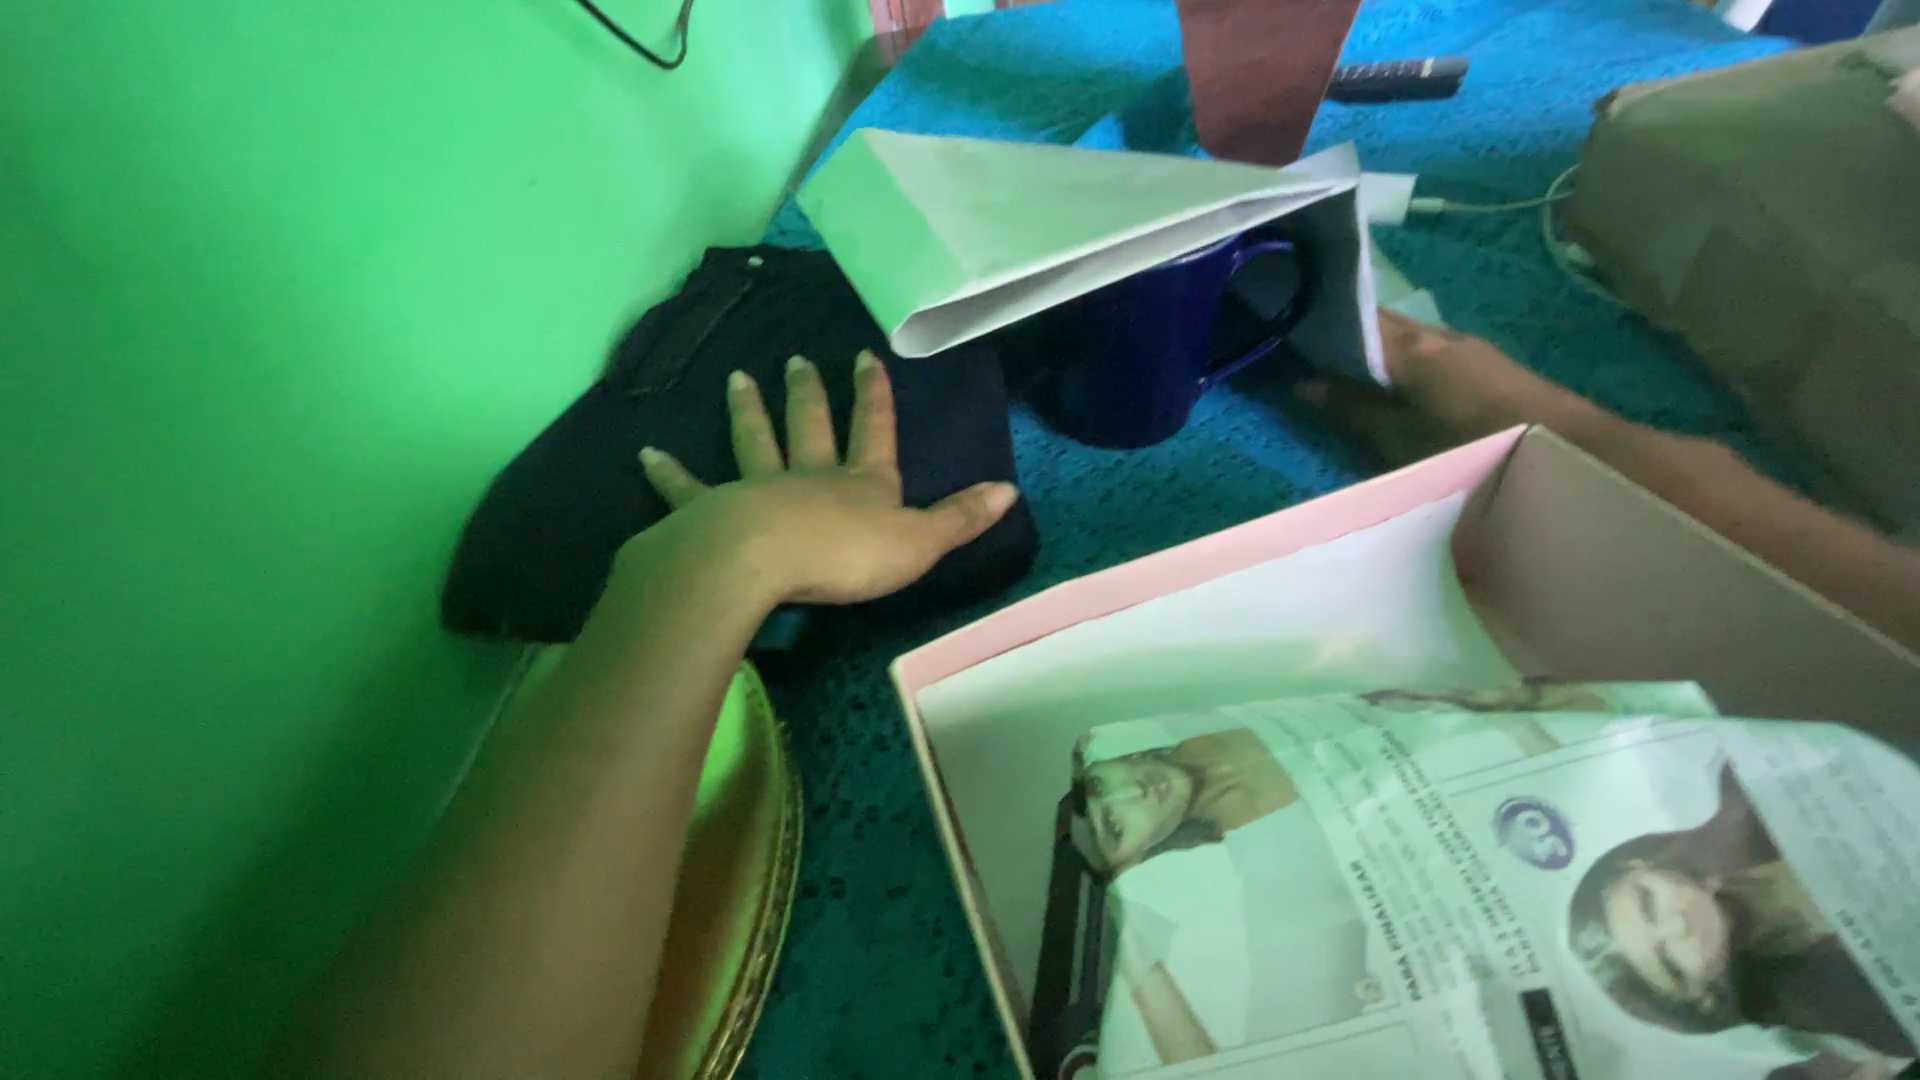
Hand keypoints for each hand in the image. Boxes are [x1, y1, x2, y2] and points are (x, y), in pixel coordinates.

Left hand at [636, 351, 1019, 605]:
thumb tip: (1010, 490)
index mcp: (861, 484)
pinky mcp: (716, 513)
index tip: (866, 356)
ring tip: (738, 379)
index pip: (873, 431)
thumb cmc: (848, 554)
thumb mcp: (919, 542)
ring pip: (756, 443)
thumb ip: (960, 519)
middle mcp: (810, 477)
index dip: (873, 397)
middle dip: (809, 394)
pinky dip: (669, 474)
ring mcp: (760, 491)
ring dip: (749, 412)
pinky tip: (646, 454)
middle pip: (811, 427)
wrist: (767, 562)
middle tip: (796, 360)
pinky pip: (690, 489)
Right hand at [1297, 308, 1614, 465]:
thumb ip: (1352, 409)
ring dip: (1378, 346)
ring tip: (1347, 368)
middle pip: (1382, 324)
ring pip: (1408, 336)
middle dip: (1348, 333)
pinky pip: (1429, 349)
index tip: (1292, 336)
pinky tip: (1394, 381)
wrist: (1565, 445)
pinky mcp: (1484, 362)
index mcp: (1411, 349)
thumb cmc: (1470, 444)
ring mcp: (1466, 346)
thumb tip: (1305, 384)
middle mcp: (1437, 336)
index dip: (1323, 328)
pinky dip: (1402, 358)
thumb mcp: (1399, 438)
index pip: (1355, 324)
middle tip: (1312, 351)